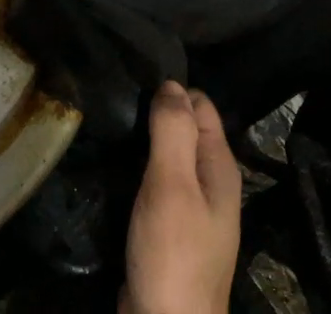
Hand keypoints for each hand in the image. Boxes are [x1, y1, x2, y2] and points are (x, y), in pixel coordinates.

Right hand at [121, 82, 242, 313]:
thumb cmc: (173, 252)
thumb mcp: (172, 184)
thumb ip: (174, 132)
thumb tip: (172, 83)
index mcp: (221, 168)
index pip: (201, 106)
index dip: (170, 90)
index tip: (133, 78)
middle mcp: (212, 183)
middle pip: (185, 128)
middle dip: (155, 112)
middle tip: (115, 97)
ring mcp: (192, 207)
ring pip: (168, 154)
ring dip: (144, 139)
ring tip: (109, 121)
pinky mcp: (169, 226)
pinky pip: (156, 180)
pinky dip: (138, 166)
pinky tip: (114, 161)